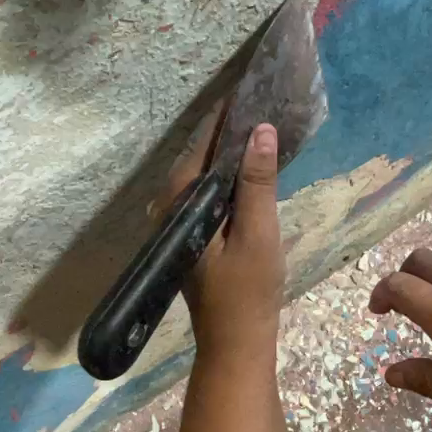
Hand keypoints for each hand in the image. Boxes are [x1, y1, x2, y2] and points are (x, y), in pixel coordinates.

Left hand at [158, 111, 284, 352]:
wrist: (234, 344)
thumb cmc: (247, 292)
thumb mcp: (257, 233)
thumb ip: (256, 182)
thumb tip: (260, 130)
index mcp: (181, 203)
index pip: (201, 145)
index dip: (224, 115)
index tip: (246, 87)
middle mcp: (171, 207)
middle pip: (199, 155)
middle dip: (227, 128)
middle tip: (258, 101)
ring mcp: (178, 221)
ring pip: (203, 172)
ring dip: (228, 150)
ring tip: (258, 124)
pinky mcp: (191, 232)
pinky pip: (207, 189)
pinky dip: (227, 173)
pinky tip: (249, 166)